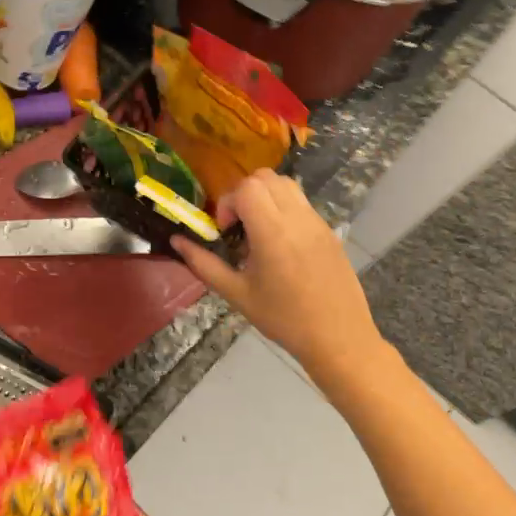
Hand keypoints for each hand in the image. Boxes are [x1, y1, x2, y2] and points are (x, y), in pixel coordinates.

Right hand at [172, 170, 384, 375]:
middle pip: (266, 177)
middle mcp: (297, 218)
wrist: (338, 337)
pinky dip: (283, 209)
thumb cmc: (283, 319)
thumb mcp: (237, 294)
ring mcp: (317, 222)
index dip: (228, 202)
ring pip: (286, 184)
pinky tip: (281, 244)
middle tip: (238, 227)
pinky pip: (301, 203)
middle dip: (244, 194)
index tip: (226, 231)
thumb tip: (177, 241)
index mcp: (273, 232)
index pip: (247, 187)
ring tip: (258, 231)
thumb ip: (204, 264)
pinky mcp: (329, 230)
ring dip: (265, 197)